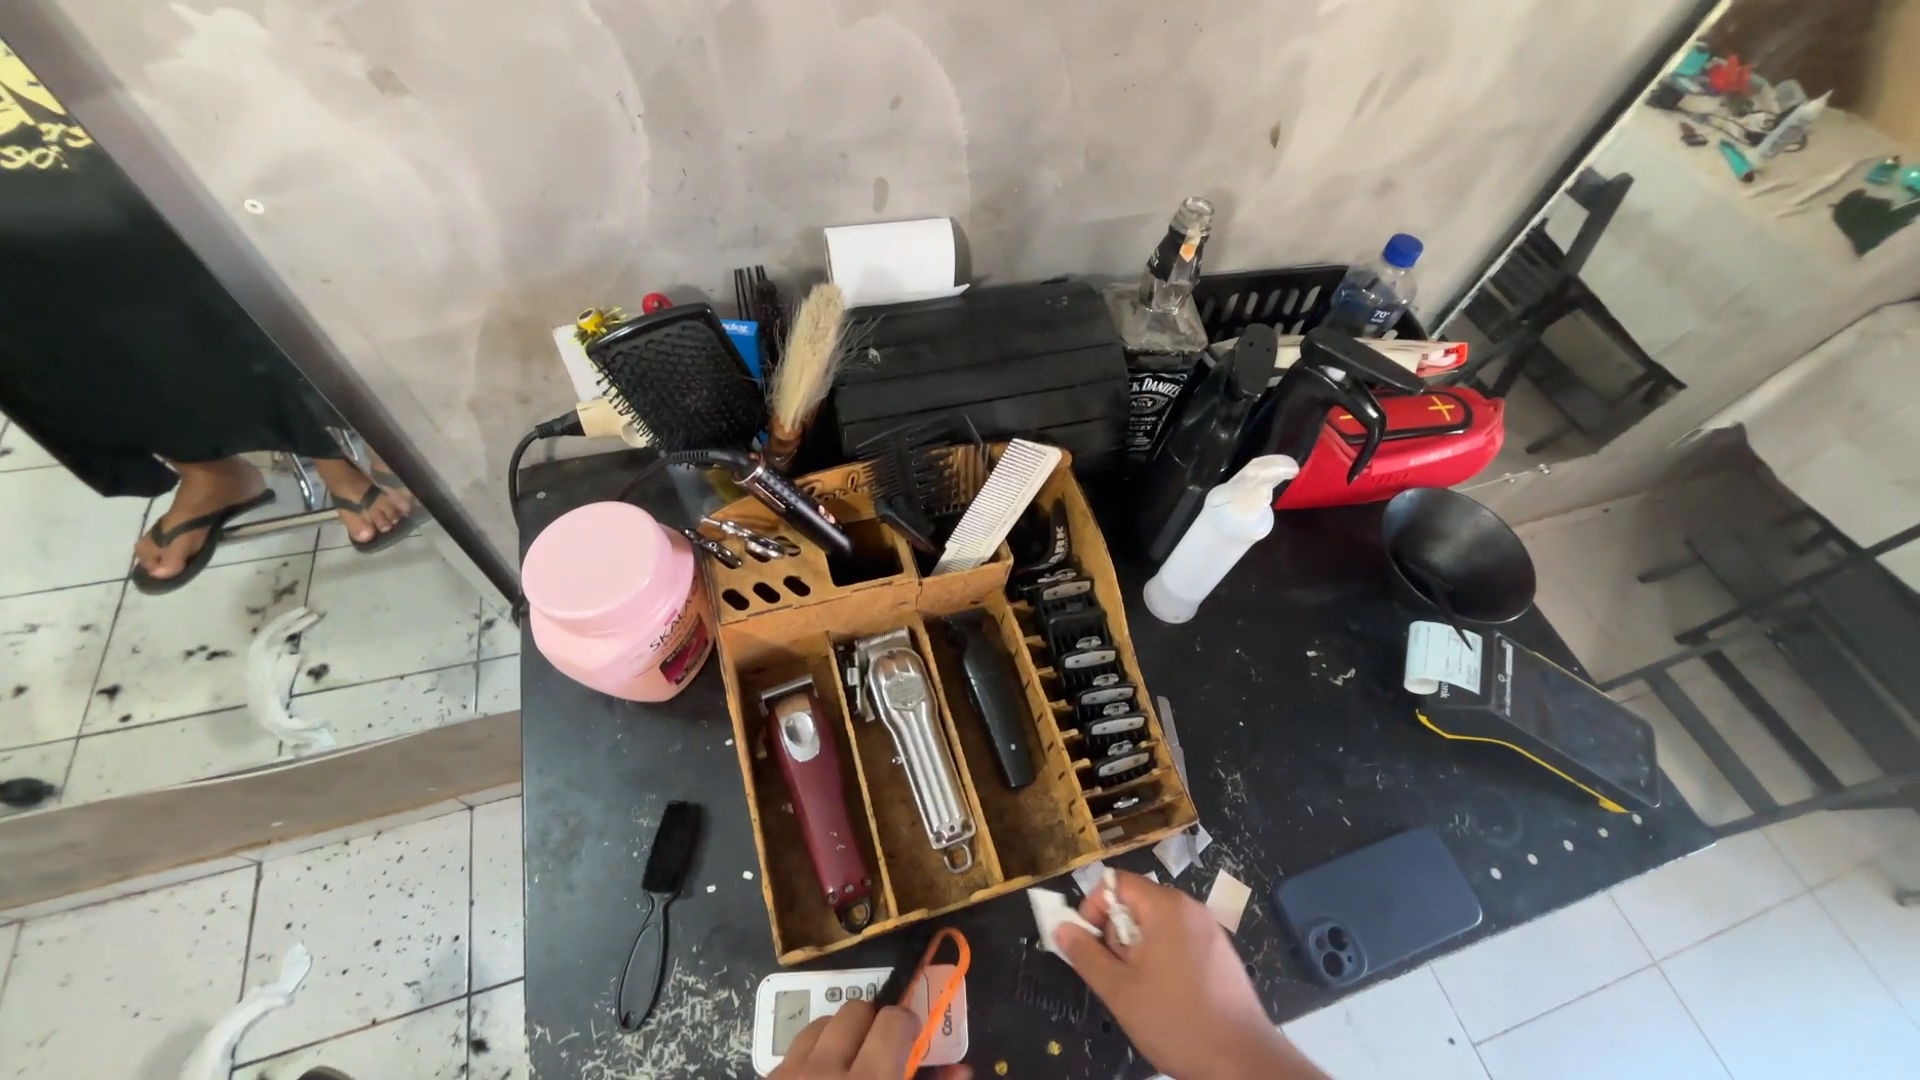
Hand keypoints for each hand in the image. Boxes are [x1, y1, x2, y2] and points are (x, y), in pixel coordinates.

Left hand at [768, 999, 970, 1079]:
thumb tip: (963, 1069)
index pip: (895, 1021)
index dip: (907, 1027)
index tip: (910, 1043)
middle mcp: (826, 1070)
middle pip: (858, 1011)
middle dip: (875, 1028)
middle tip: (881, 1059)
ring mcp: (790, 1075)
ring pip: (822, 1023)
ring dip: (839, 1038)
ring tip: (848, 1069)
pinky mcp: (768, 1079)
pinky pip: (792, 1048)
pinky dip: (809, 1056)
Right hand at [1054, 871, 1327, 1079]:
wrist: (1244, 1062)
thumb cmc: (1177, 1021)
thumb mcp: (1119, 990)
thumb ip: (1086, 954)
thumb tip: (1062, 928)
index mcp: (1166, 907)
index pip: (1117, 882)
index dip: (1095, 906)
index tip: (1090, 943)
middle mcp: (1190, 908)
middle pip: (1138, 902)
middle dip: (1118, 933)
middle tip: (1118, 973)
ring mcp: (1210, 930)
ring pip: (1158, 924)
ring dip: (1139, 948)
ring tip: (1142, 988)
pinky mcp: (1221, 953)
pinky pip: (1180, 940)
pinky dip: (1164, 957)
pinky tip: (1168, 996)